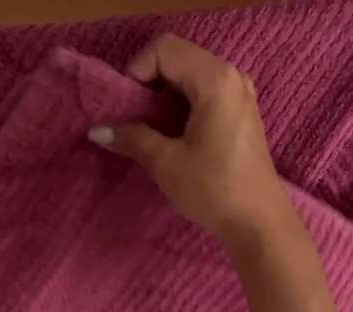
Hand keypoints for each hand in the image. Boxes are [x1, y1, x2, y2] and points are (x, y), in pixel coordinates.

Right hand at [88, 35, 291, 242]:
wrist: (256, 219)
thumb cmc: (212, 189)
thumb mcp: (166, 162)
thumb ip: (132, 138)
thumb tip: (97, 130)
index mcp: (214, 79)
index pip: (164, 50)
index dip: (135, 73)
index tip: (122, 109)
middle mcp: (230, 75)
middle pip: (176, 60)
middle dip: (146, 86)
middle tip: (127, 121)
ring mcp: (237, 93)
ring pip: (187, 78)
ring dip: (160, 100)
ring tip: (145, 132)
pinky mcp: (237, 112)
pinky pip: (201, 95)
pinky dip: (178, 108)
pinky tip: (168, 138)